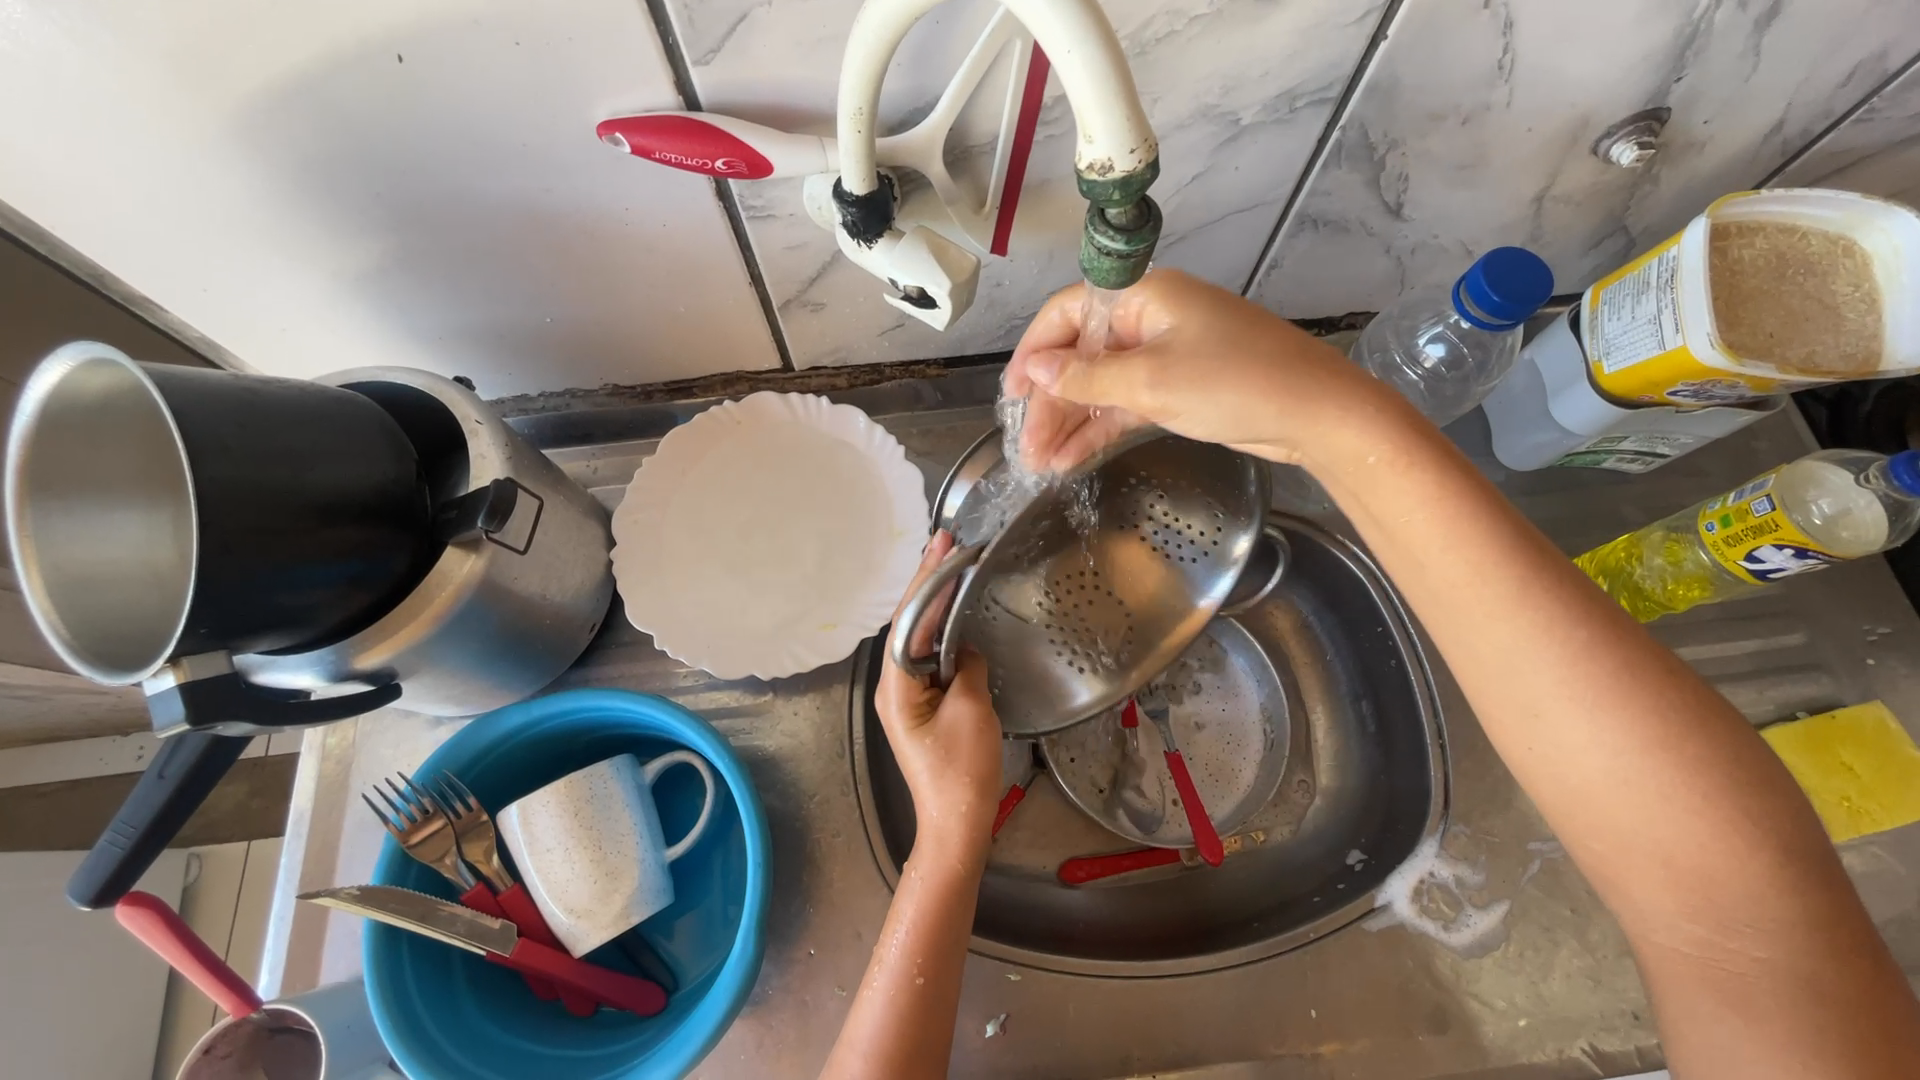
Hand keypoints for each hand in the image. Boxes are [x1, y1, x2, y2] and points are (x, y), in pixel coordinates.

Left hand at [879, 531, 1004, 864]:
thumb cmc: (962, 771)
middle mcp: (893, 684)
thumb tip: (964, 644)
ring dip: (933, 602)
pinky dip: (941, 629)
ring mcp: (906, 696)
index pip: (909, 619)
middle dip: (927, 582)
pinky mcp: (922, 706)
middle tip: (946, 542)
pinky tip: (953, 612)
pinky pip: (929, 656)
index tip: (942, 545)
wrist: (957, 822)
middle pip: (907, 623)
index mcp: (897, 684)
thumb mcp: (971, 710)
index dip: (927, 580)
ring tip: (950, 564)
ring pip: (917, 637)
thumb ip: (966, 665)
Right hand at [1002, 268, 1397, 471]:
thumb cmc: (1234, 383)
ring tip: (1040, 464)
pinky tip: (1071, 460)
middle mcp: (1149, 321)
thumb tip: (1033, 368)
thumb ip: (1086, 376)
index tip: (1011, 395)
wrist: (1315, 415)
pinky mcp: (1178, 391)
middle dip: (1051, 403)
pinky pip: (1126, 406)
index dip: (1034, 352)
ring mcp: (1164, 357)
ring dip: (1071, 424)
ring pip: (1101, 388)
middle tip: (1025, 447)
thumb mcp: (1151, 381)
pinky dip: (1100, 431)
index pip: (1069, 313)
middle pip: (1082, 356)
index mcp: (1144, 297)